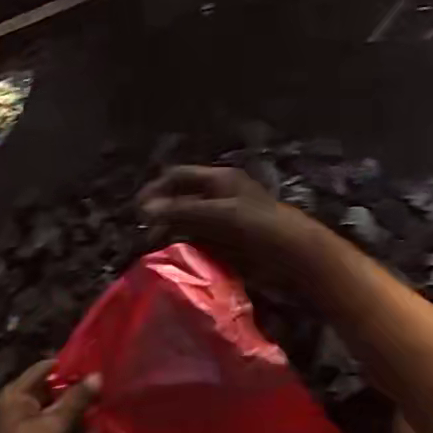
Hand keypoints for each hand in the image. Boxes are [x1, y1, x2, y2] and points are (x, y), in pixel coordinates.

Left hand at [0, 360, 98, 432]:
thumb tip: (96, 375)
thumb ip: (77, 399)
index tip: (98, 369)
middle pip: (54, 394)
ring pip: (60, 418)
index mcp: (14, 396)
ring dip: (81, 426)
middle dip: (80, 402)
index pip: (45, 369)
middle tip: (105, 404)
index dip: (71, 368)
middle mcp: (17, 410)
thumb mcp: (56, 427)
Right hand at [138, 166, 327, 272]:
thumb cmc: (260, 226)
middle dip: (161, 213)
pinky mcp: (227, 241)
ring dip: (170, 232)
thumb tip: (144, 210)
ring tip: (154, 247)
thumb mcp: (218, 214)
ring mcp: (223, 219)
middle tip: (144, 232)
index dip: (156, 189)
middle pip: (180, 199)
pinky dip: (184, 245)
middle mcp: (218, 195)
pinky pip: (197, 240)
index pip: (177, 176)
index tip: (137, 209)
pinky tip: (174, 256)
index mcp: (218, 179)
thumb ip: (181, 210)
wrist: (295, 256)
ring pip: (186, 222)